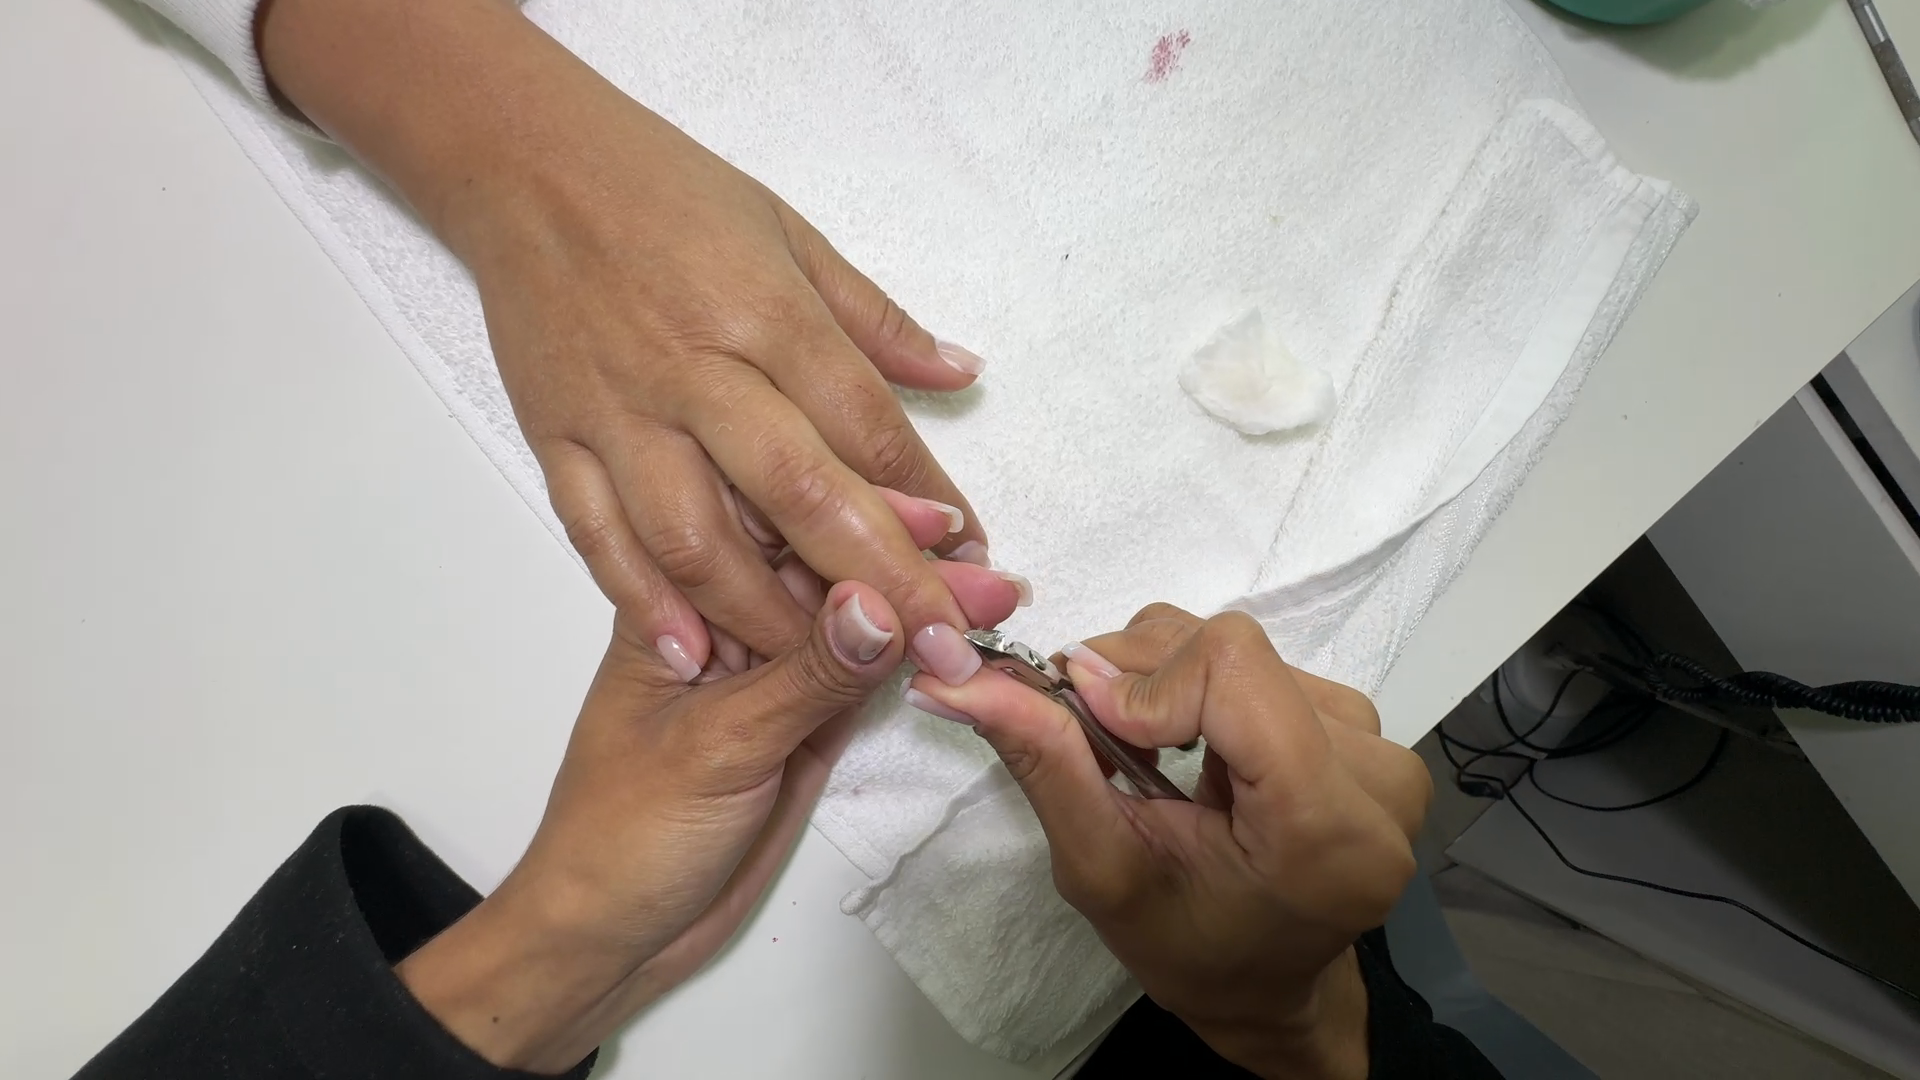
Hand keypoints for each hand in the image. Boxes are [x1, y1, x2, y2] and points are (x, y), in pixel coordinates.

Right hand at [258, 0, 995, 683]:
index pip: (867, 426)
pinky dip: (644, 604)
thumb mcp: (795, 236)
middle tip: (938, 647)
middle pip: (800, 495)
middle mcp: (697, 374)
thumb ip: (879, 321)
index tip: (975, 559)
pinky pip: (597, 537)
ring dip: (768, 615)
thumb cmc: (673, 197)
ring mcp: (619, 415)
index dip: (928, 499)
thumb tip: (964, 373)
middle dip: (878, 582)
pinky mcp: (557, 441)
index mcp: (768, 315)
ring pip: (697, 538)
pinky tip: (695, 657)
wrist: (524, 161)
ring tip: (829, 665)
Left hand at [394, 517, 1020, 1071]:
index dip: (857, 515)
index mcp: (685, 596)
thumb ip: (807, 673)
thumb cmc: (633, 831)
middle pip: (832, 571)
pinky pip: (869, 671)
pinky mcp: (810, 710)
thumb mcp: (720, 742)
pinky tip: (958, 640)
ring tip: (997, 601)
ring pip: (860, 619)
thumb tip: (885, 602)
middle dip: (910, 567)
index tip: (937, 523)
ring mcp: (779, 664)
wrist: (620, 932)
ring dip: (924, 610)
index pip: (776, 530)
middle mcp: (737, 615)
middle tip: (990, 577)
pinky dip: (914, 656)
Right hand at [906, 606, 1431, 1079]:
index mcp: (1326, 827)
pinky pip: (1256, 660)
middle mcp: (1375, 773)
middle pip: (1229, 649)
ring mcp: (1376, 743)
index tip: (1089, 723)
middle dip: (1138, 679)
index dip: (1142, 682)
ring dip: (1161, 680)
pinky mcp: (1358, 725)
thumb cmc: (1186, 947)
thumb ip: (1040, 759)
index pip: (1231, 666)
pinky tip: (1185, 738)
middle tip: (1099, 739)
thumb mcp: (1098, 867)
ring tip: (1142, 748)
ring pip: (1236, 646)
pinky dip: (1194, 682)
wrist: (1266, 984)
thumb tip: (954, 677)